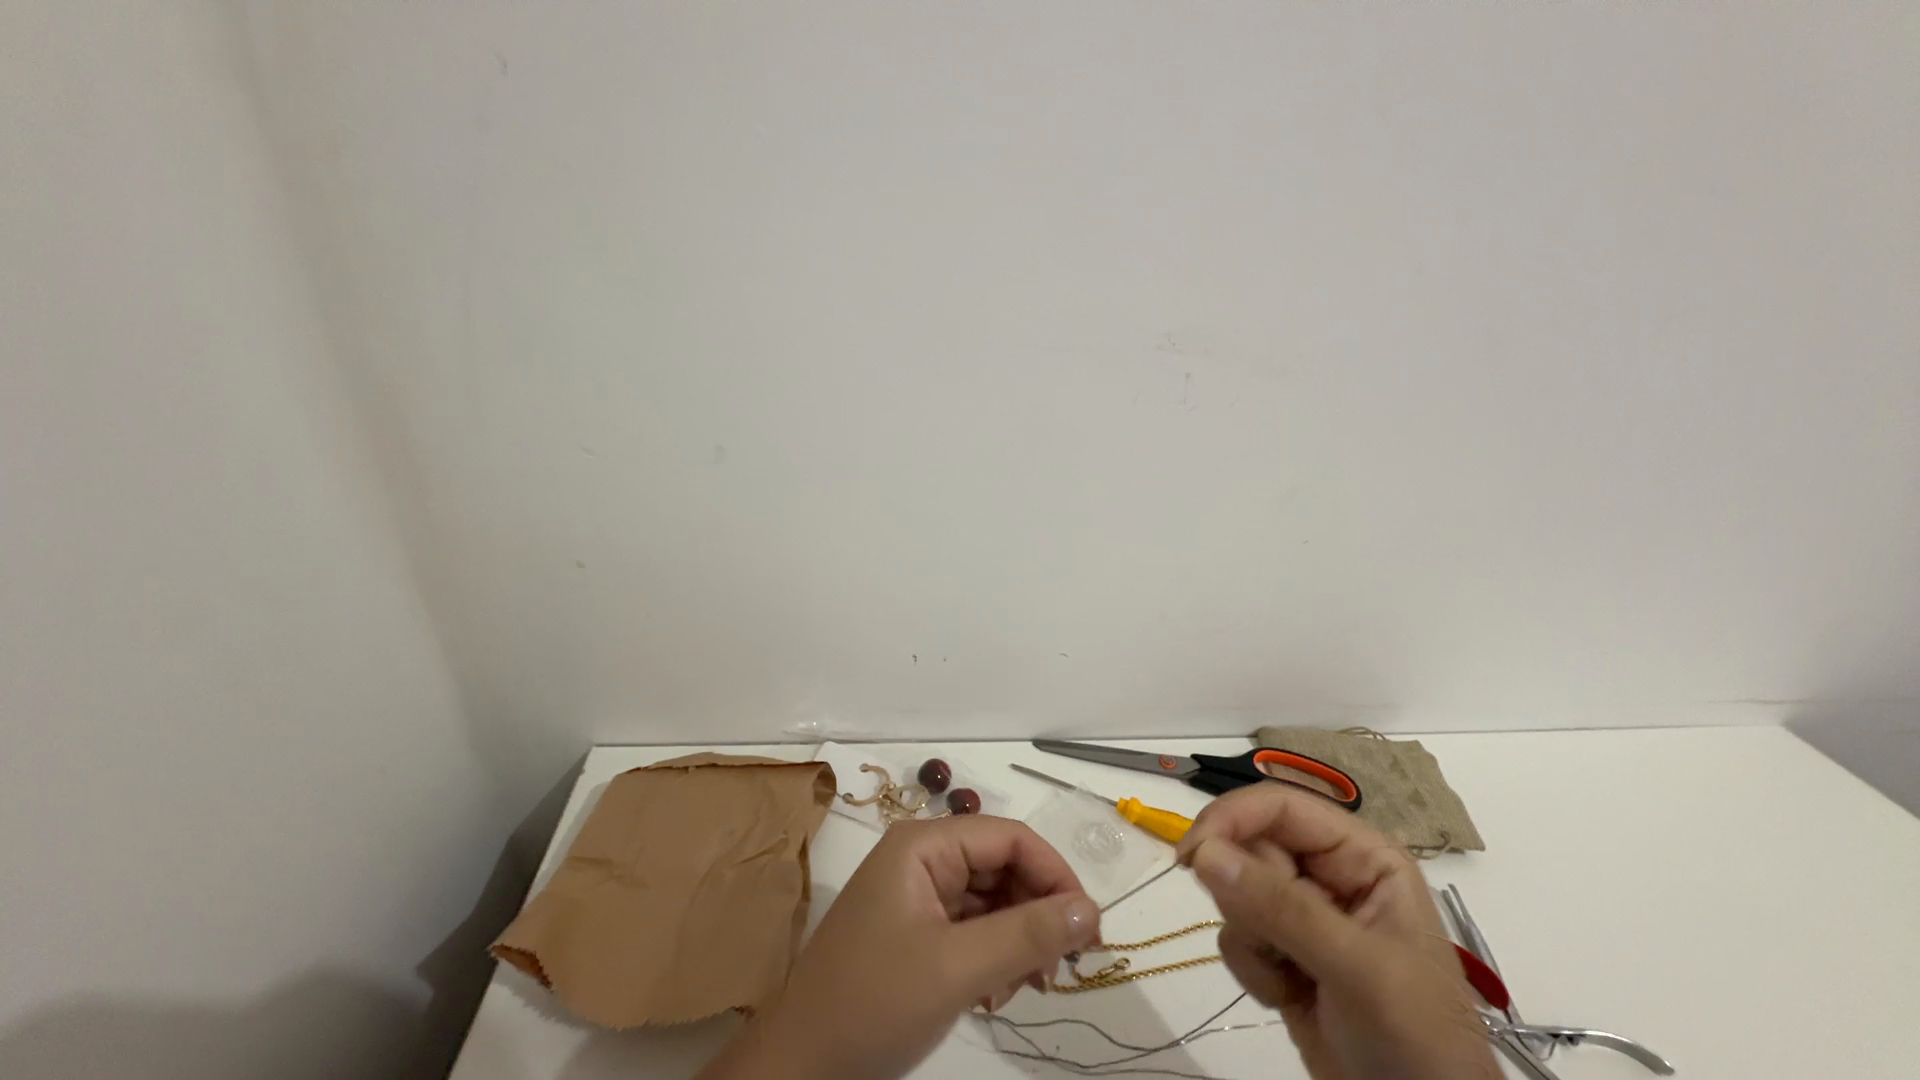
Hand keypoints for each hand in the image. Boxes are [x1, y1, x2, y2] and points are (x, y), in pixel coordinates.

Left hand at [699, 815, 1100, 1079]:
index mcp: (923, 846)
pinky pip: (974, 929)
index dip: (1055, 875)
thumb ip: (1028, 933)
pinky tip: (995, 995)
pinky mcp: (917, 932)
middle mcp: (922, 859)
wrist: (801, 1065)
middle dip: (1037, 913)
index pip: (1010, 838)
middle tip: (1059, 969)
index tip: (1088, 929)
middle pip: (1004, 867)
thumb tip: (1091, 909)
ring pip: (993, 901)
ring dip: (1018, 941)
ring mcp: (918, 896)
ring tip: (1023, 988)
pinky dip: (995, 957)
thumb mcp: (958, 968)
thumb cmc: (874, 1003)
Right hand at [1176, 786, 1499, 1079]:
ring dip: (1250, 937)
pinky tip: (1286, 996)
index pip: (1280, 807)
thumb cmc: (1414, 1036)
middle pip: (1250, 846)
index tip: (1190, 855)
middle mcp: (1330, 873)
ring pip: (1235, 890)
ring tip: (1289, 977)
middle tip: (1270, 942)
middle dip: (1246, 896)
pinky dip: (1250, 966)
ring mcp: (1304, 915)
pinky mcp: (1282, 952)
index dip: (1231, 818)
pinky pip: (1235, 933)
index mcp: (1363, 855)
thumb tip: (1203, 852)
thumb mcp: (1356, 967)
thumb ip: (1280, 907)